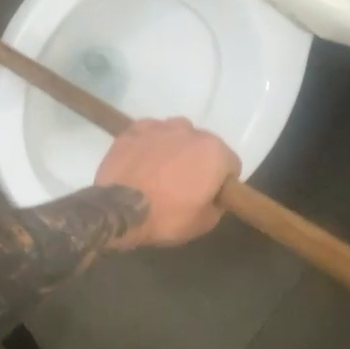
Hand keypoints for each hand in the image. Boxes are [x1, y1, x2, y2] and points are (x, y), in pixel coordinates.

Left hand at [93, 118, 240, 249]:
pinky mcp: (131, 130)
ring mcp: (158, 127)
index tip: (210, 194)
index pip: (230, 164)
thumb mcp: (205, 221)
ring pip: (175, 133)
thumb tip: (213, 195)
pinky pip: (148, 132)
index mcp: (213, 152)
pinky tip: (142, 160)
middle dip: (197, 161)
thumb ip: (218, 202)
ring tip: (160, 169)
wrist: (119, 209)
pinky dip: (149, 143)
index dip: (222, 181)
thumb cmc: (167, 216)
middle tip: (183, 183)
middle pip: (202, 145)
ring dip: (173, 147)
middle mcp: (188, 131)